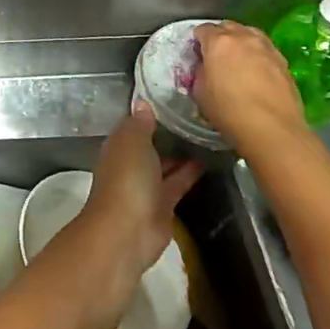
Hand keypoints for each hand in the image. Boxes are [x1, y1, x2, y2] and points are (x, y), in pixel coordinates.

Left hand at [79, 103, 202, 269]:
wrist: (128, 231)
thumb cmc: (127, 179)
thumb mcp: (133, 142)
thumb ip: (140, 123)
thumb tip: (142, 103)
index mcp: (119, 147)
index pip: (134, 124)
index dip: (150, 113)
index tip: (173, 97)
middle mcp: (131, 164)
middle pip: (151, 144)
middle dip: (168, 133)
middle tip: (197, 114)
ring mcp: (147, 186)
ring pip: (166, 164)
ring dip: (182, 153)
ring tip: (208, 133)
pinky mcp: (164, 204)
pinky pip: (178, 182)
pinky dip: (191, 172)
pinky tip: (210, 158)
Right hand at [191, 21, 309, 150]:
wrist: (271, 127)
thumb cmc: (228, 111)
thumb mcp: (200, 93)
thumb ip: (200, 73)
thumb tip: (205, 67)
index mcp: (219, 42)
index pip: (203, 29)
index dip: (197, 40)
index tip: (196, 52)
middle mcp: (244, 37)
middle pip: (228, 27)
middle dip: (219, 36)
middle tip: (215, 54)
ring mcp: (267, 47)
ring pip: (250, 34)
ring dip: (241, 41)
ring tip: (238, 59)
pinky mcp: (283, 60)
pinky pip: (265, 49)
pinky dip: (257, 54)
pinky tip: (256, 70)